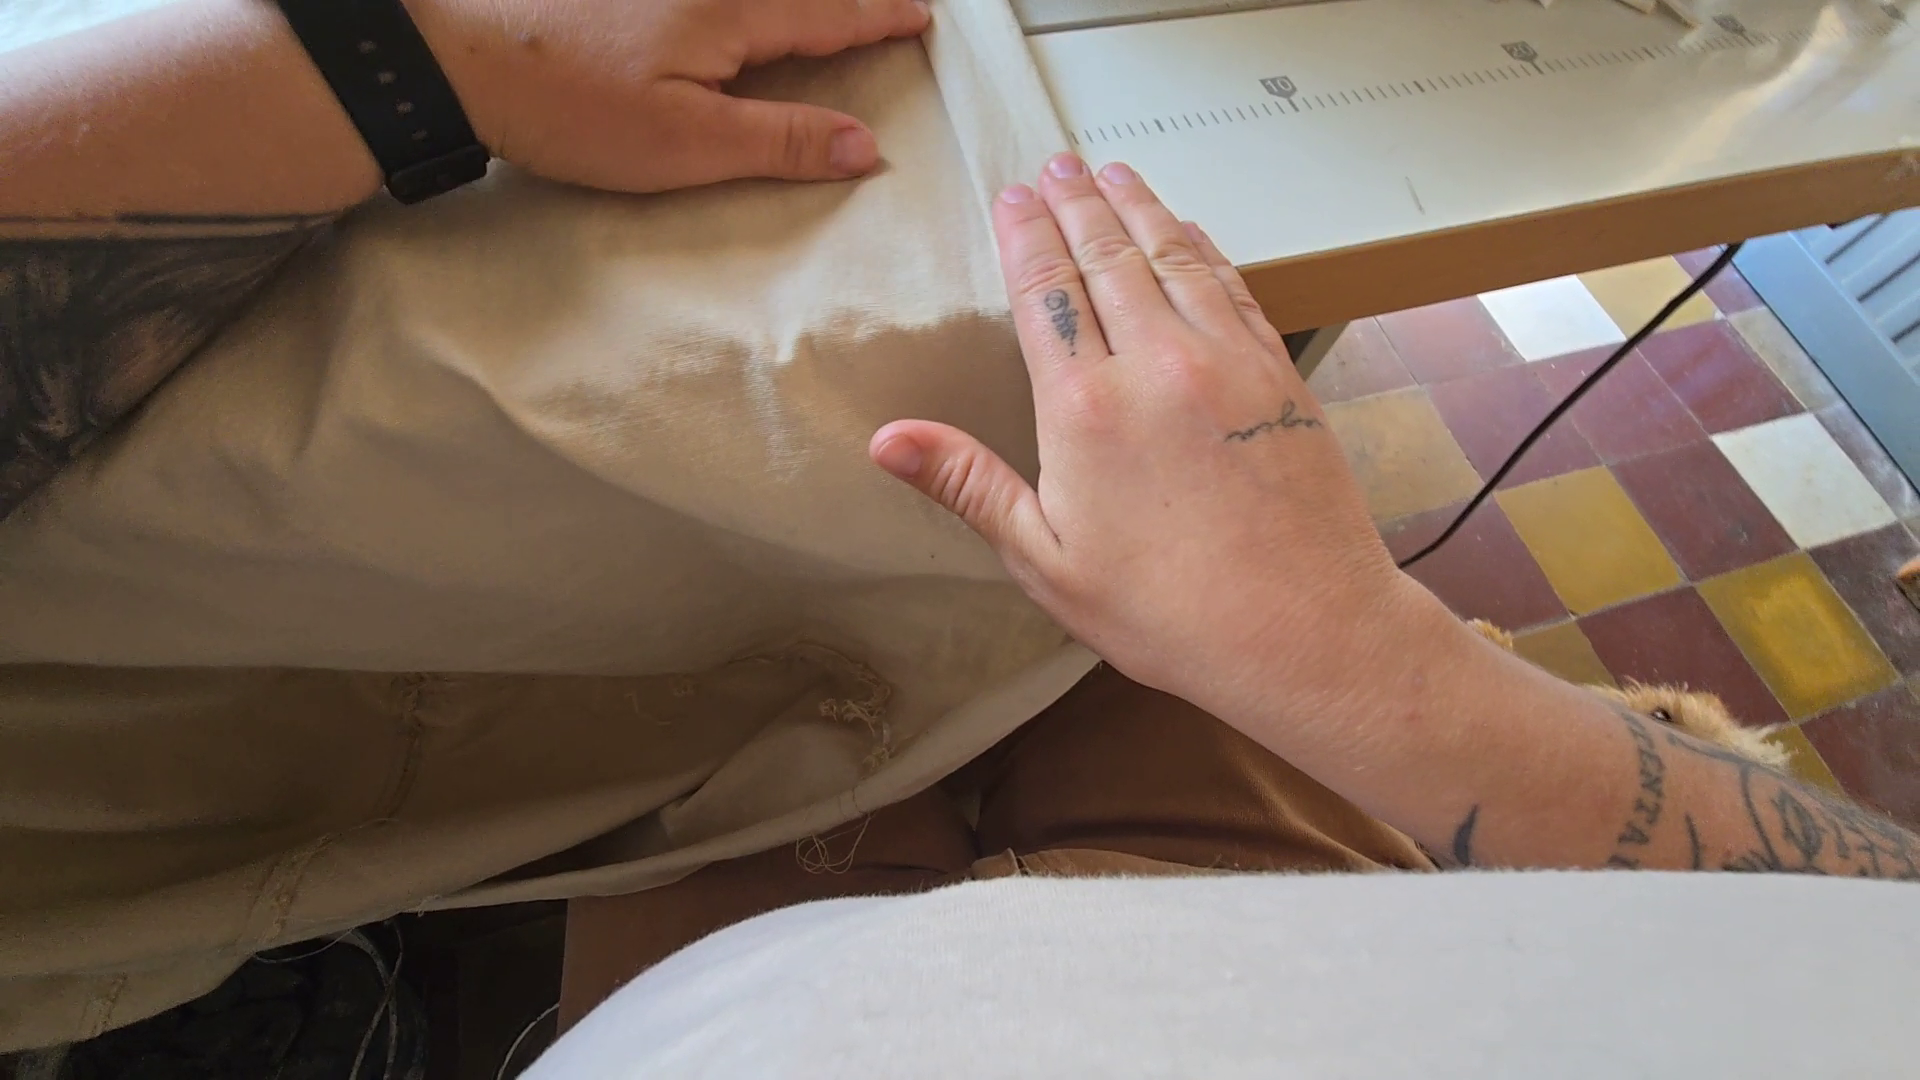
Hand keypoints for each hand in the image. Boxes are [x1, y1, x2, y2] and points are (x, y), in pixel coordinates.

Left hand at [408, 0, 929, 192]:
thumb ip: (781, 141)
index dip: (878, 14)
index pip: (827, 13)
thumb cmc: (574, 107)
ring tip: (824, 3)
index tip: (922, 13)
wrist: (450, 50)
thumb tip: (865, 147)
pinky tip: (746, 9)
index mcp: (730, 11)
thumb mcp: (689, 144)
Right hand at [869, 154, 1433, 722]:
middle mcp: (1156, 365)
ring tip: (1111, 172)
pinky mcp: (1278, 374)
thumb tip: (887, 440)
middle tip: (1056, 166)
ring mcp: (1227, 361)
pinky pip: (1232, 285)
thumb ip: (968, 485)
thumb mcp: (1045, 560)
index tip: (1013, 197)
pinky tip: (1187, 228)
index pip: (1046, 294)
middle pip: (1107, 258)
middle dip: (1075, 205)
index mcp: (1086, 409)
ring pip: (1172, 256)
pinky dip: (1202, 246)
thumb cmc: (1164, 611)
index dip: (1025, 238)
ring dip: (1137, 207)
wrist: (1301, 633)